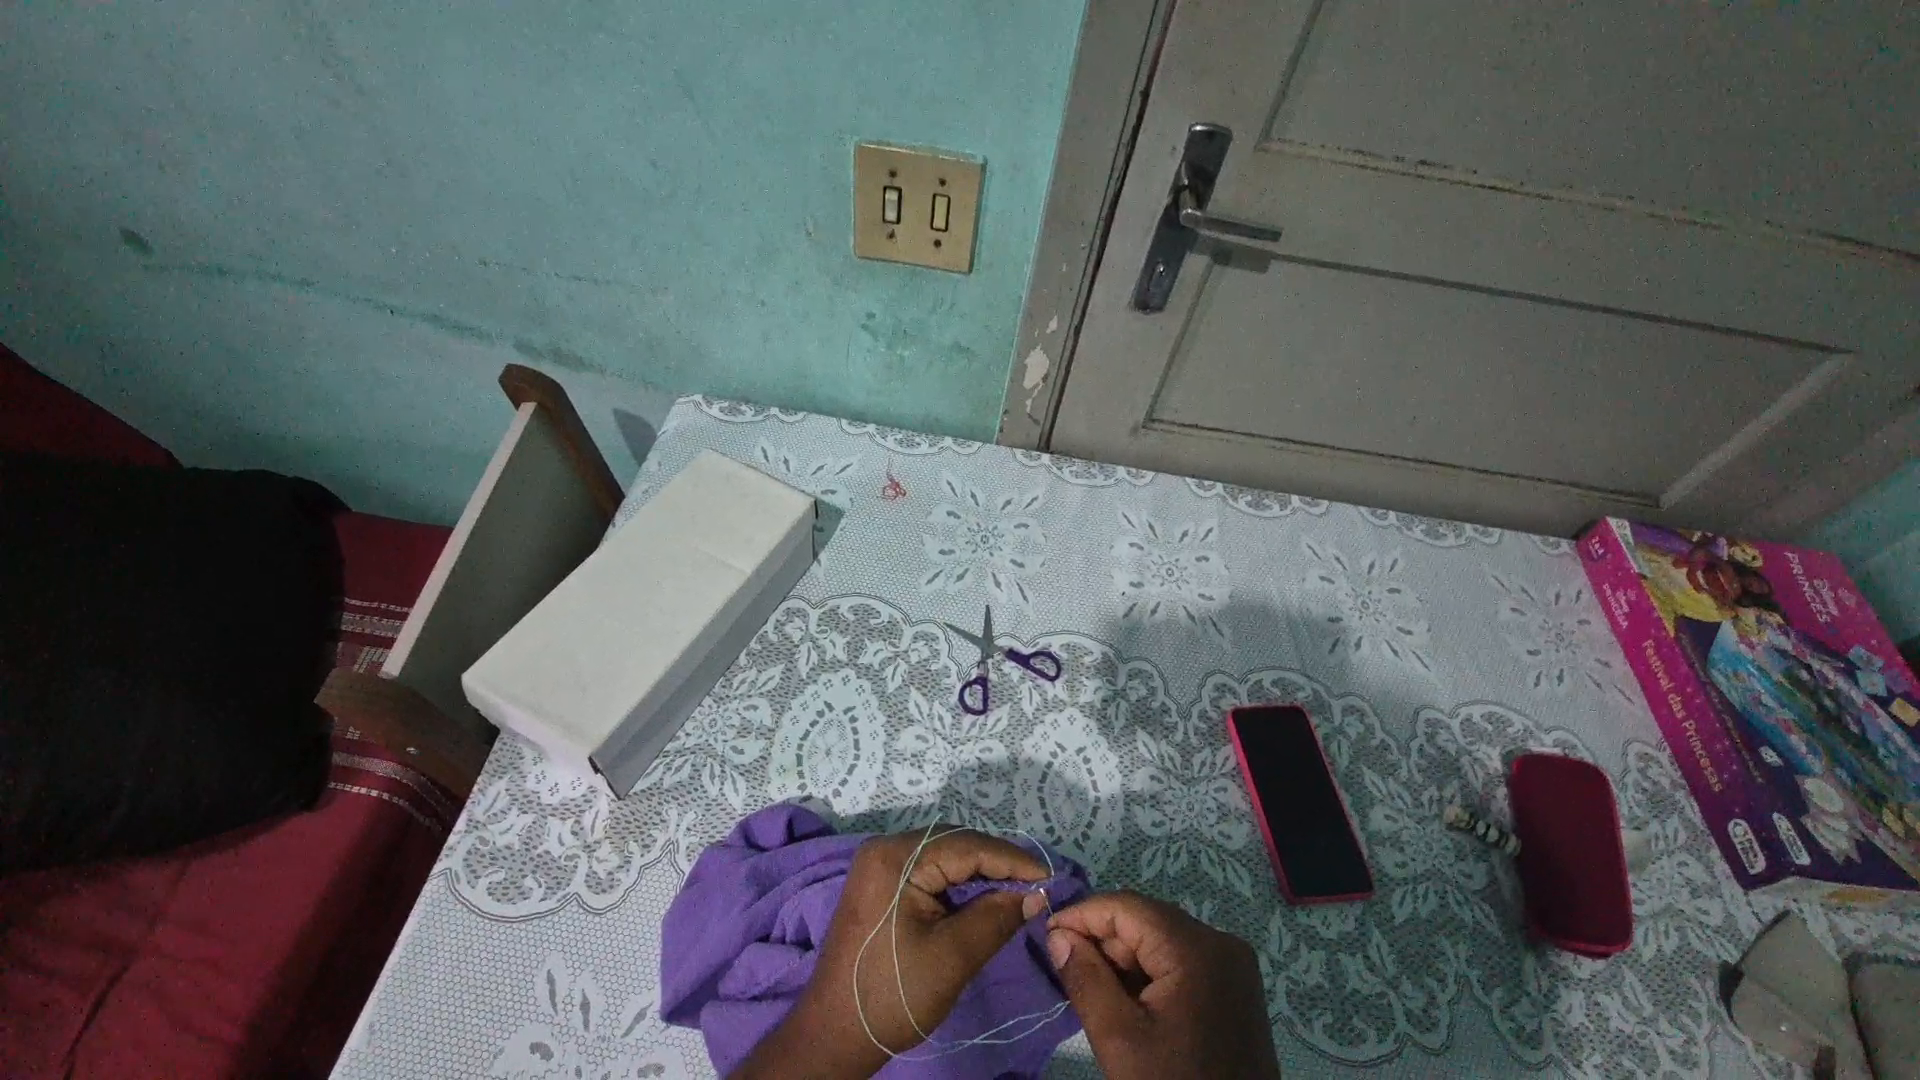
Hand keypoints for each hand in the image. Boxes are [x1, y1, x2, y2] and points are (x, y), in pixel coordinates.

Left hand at [732, 826, 1047, 1078]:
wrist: (835, 1033)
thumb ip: (996, 917)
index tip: (1049, 877)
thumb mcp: (952, 957)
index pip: (967, 845)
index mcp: (896, 858)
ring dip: (980, 870)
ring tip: (1018, 889)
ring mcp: (880, 865)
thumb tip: (1035, 895)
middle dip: (997, 862)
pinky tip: (983, 896)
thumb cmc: (892, 994)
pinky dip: (959, 881)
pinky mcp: (881, 884)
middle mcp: (885, 849)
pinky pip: (930, 870)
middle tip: (1036, 884)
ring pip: (944, 855)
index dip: (1011, 860)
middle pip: (954, 843)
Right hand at [1047, 891, 1281, 1079]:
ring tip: (1091, 987)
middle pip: (1145, 921)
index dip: (1082, 915)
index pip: (1127, 907)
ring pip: (1160, 940)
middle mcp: (1220, 943)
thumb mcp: (1120, 1039)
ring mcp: (1231, 965)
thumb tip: (1057, 935)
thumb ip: (1085, 978)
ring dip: (1123, 958)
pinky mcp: (1233, 987)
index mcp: (1196, 948)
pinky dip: (1148, 973)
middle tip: (1065, 967)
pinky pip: (1180, 960)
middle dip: (1102, 940)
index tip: (1045, 934)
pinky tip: (1126, 1001)